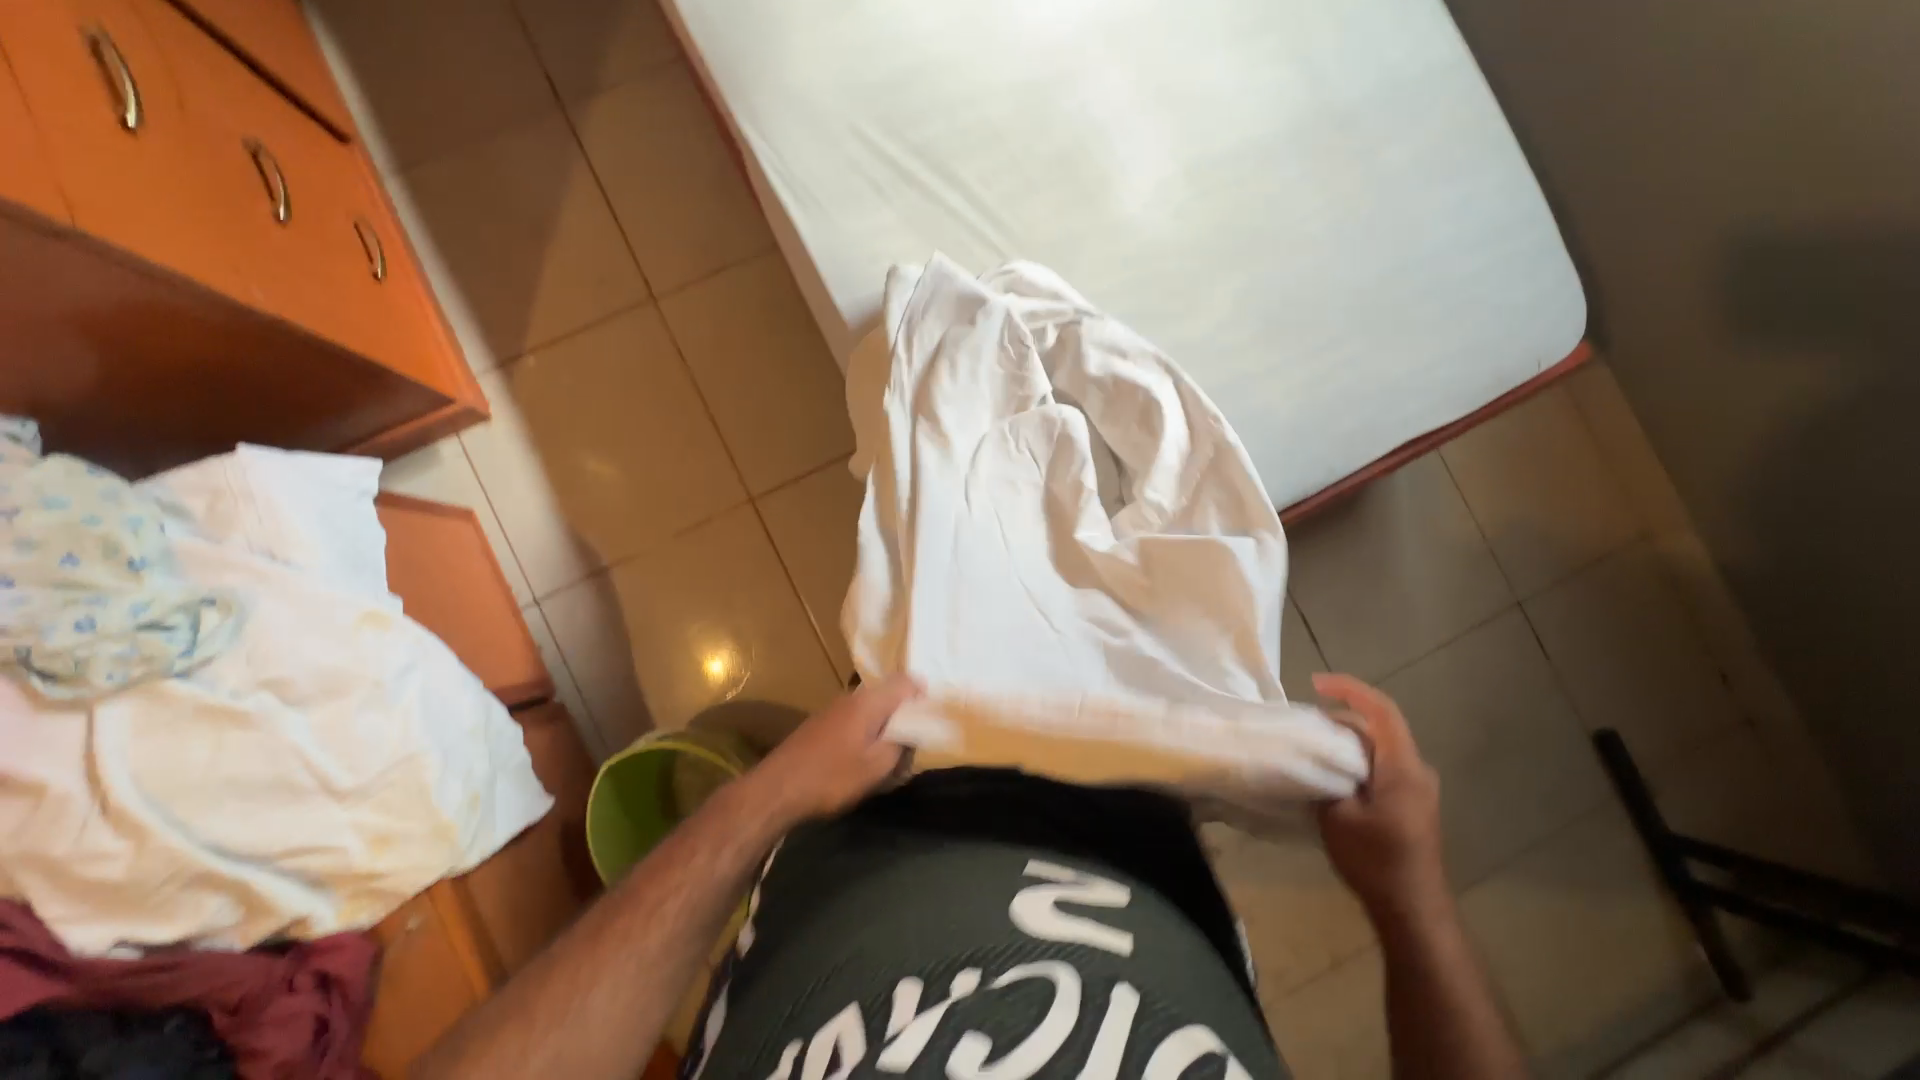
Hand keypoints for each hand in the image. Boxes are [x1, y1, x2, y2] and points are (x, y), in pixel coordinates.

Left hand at [745, 674, 921, 824]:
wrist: (777, 789)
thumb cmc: (832, 777)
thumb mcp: (876, 767)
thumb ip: (901, 745)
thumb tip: (912, 732)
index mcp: (869, 702)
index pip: (905, 681)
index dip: (923, 695)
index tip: (932, 719)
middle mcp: (851, 698)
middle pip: (887, 694)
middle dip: (904, 714)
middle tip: (914, 741)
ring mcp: (833, 710)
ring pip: (870, 709)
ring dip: (884, 726)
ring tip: (891, 754)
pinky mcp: (820, 725)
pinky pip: (854, 720)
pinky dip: (866, 733)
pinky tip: (863, 757)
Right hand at [1313, 673, 1447, 921]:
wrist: (1412, 907)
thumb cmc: (1375, 859)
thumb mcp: (1337, 816)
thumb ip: (1326, 778)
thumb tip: (1312, 758)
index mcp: (1403, 766)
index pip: (1381, 710)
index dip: (1349, 690)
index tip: (1315, 683)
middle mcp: (1417, 770)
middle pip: (1378, 728)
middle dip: (1340, 719)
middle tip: (1303, 725)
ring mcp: (1418, 789)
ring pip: (1379, 749)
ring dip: (1346, 743)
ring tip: (1311, 749)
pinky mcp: (1412, 805)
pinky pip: (1382, 768)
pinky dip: (1356, 762)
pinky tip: (1331, 777)